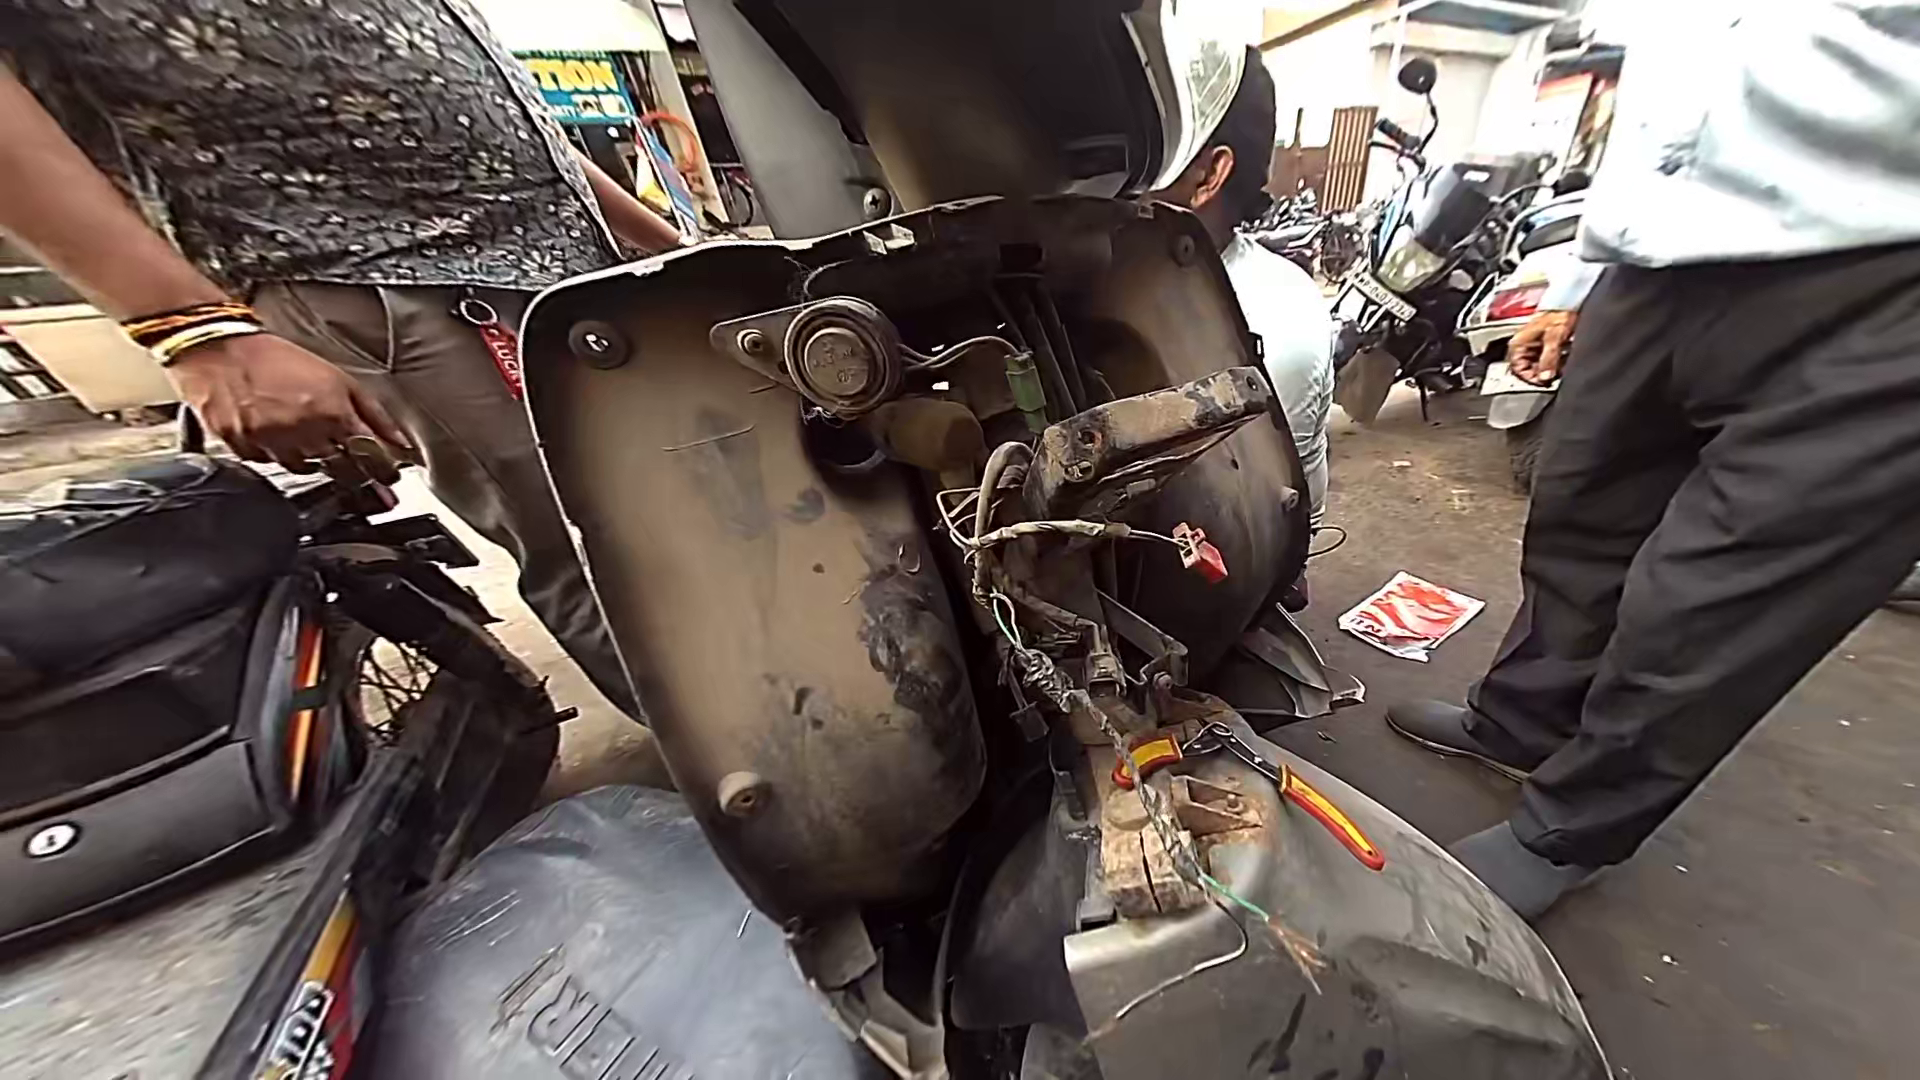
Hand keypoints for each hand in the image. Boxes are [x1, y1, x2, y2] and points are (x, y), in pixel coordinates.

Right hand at [166, 333, 410, 469]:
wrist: (219, 345)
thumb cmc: (285, 361)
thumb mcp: (344, 383)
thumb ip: (377, 417)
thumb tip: (402, 443)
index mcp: (335, 416)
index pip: (370, 457)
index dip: (383, 471)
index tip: (389, 477)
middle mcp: (303, 431)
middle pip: (340, 468)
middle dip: (352, 469)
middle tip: (354, 464)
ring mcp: (268, 438)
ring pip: (304, 468)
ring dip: (314, 462)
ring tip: (312, 443)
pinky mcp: (236, 440)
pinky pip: (265, 462)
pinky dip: (276, 455)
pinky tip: (279, 439)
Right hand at [1507, 310, 1577, 384]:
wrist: (1572, 299)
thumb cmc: (1560, 314)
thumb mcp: (1554, 338)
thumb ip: (1549, 359)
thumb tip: (1545, 378)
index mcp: (1517, 346)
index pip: (1518, 370)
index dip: (1531, 378)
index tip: (1546, 382)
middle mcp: (1522, 347)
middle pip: (1528, 368)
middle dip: (1543, 372)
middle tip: (1557, 374)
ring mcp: (1533, 345)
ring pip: (1538, 364)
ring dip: (1551, 366)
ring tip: (1563, 365)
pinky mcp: (1544, 343)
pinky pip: (1547, 357)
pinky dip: (1556, 360)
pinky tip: (1565, 357)